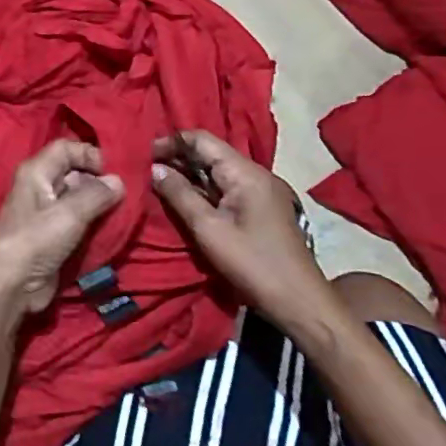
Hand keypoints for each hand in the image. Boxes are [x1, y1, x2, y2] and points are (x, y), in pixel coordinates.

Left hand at [0, 139, 125, 314]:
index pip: (66, 148)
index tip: (118, 171)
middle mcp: (40, 185)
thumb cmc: (35, 239)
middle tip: (131, 193)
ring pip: (78, 196)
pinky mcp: (53, 233)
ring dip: (101, 202)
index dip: (90, 154)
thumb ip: (95, 195)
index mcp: (36, 171)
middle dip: (100, 179)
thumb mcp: (68, 214)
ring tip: (129, 210)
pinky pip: (78, 219)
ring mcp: (46, 210)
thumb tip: (118, 180)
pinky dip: (95, 220)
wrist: (10, 281)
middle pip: (73, 171)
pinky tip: (115, 227)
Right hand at [150, 130, 334, 329]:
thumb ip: (178, 194)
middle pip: (209, 153)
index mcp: (245, 173)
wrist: (302, 305)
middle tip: (146, 171)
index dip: (170, 142)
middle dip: (176, 158)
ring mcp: (260, 192)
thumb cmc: (253, 264)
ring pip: (215, 171)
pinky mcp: (260, 208)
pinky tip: (183, 199)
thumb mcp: (207, 228)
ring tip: (158, 184)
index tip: (143, 156)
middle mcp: (255, 175)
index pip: (201, 140)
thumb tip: (154, 168)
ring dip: (187, 175)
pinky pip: (224, 187)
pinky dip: (201, 189)